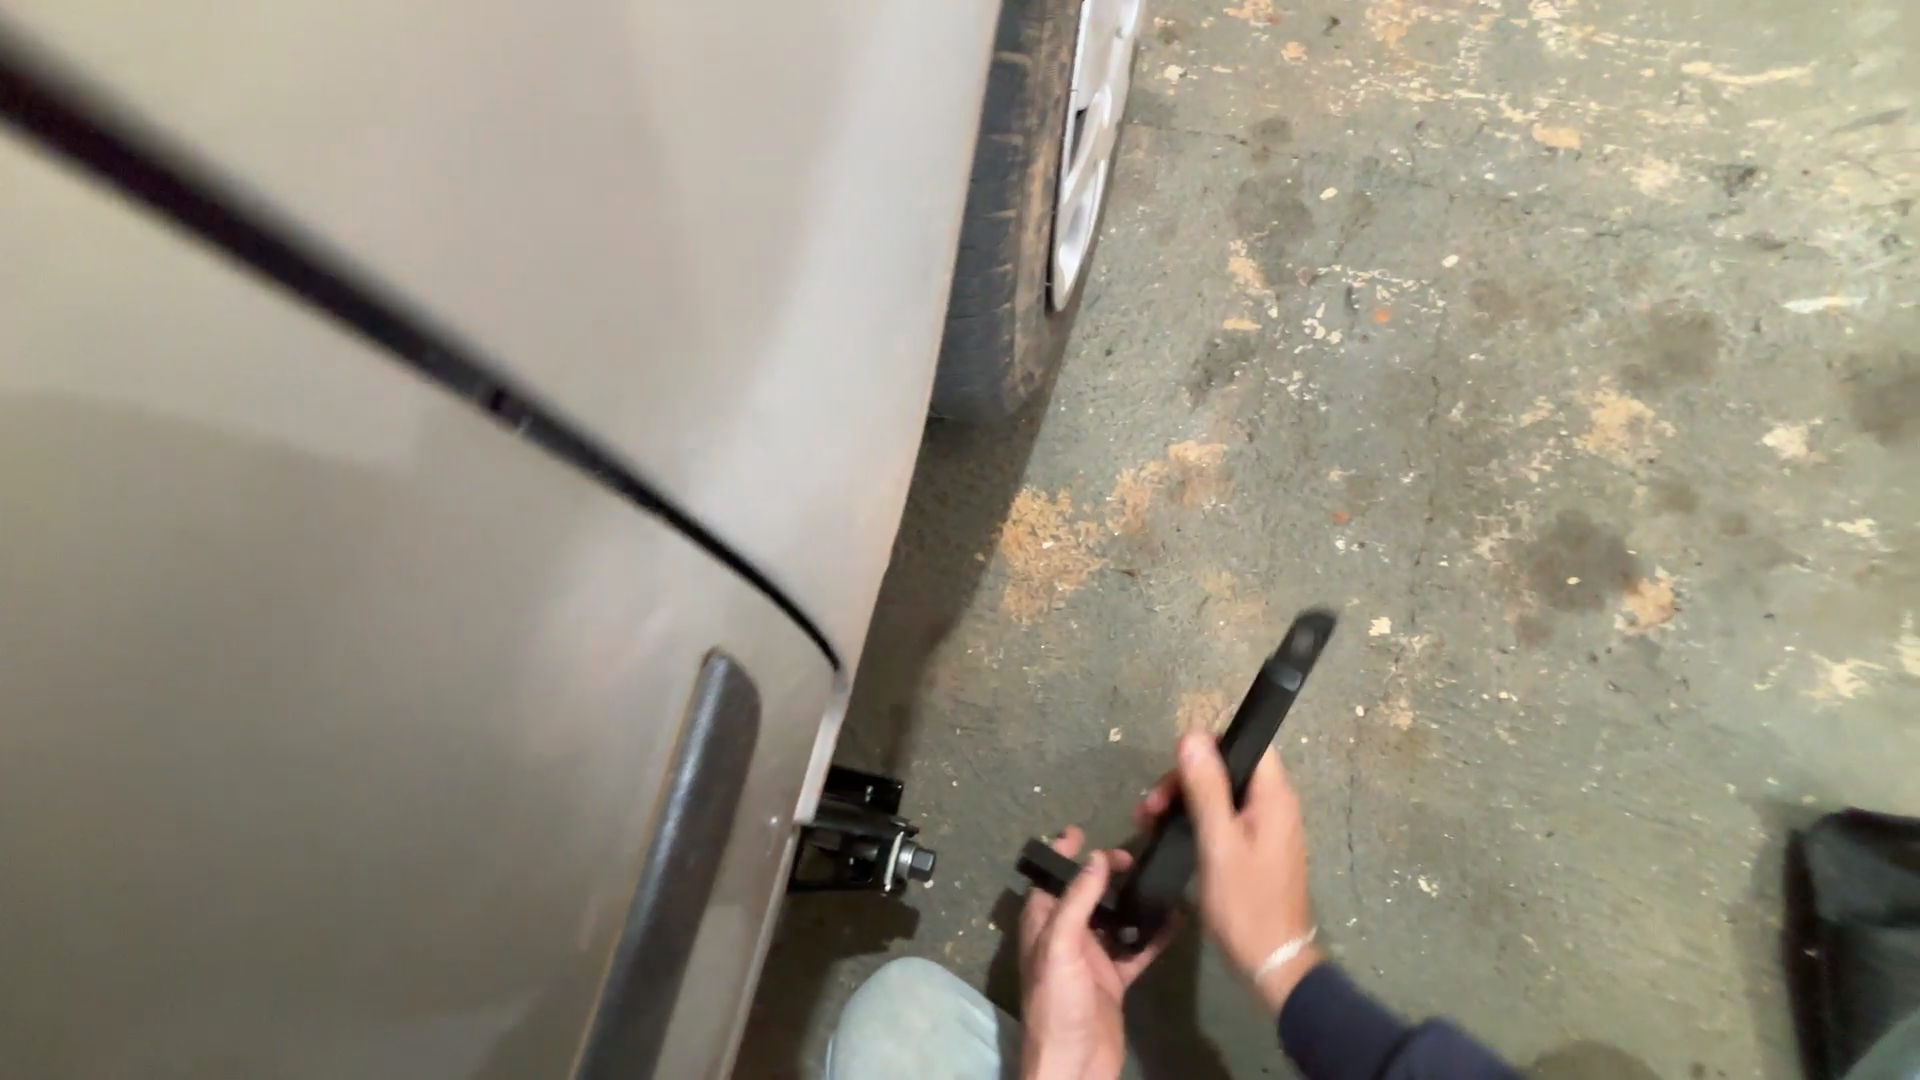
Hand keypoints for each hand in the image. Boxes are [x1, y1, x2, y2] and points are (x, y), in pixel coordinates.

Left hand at [1018, 826, 1170, 1079]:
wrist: (1074, 1067)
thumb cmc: (1057, 1002)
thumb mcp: (1060, 946)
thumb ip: (1077, 901)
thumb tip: (1096, 858)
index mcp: (1042, 924)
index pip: (1049, 878)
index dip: (1060, 854)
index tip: (1080, 832)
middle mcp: (1065, 936)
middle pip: (1084, 894)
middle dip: (1103, 873)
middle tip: (1130, 858)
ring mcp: (1090, 958)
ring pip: (1112, 919)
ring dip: (1130, 902)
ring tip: (1155, 881)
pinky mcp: (1112, 980)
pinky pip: (1134, 950)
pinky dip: (1151, 936)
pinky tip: (1174, 921)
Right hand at [1135, 734, 1320, 1015]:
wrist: (1272, 963)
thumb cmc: (1246, 903)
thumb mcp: (1218, 842)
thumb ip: (1206, 787)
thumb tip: (1191, 736)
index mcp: (1273, 797)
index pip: (1247, 742)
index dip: (1211, 744)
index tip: (1175, 764)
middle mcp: (1274, 804)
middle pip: (1227, 767)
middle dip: (1186, 777)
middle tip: (1153, 804)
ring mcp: (1264, 826)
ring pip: (1220, 791)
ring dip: (1184, 799)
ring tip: (1149, 820)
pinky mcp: (1254, 846)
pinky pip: (1222, 815)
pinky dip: (1195, 818)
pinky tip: (1166, 832)